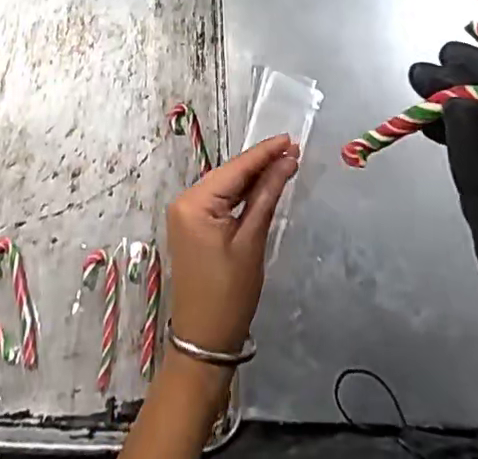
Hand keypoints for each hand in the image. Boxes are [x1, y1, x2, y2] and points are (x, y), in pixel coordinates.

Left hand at [165, 135, 300, 353]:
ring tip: (284, 163)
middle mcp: (184, 201)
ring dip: (253, 177)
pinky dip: (242, 194)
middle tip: (292, 150)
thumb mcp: (251, 241)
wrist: (205, 338)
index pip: (235, 169)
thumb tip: (286, 162)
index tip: (289, 138)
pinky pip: (220, 200)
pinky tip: (263, 186)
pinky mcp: (192, 225)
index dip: (263, 153)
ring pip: (225, 186)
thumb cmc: (230, 292)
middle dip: (260, 163)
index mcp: (194, 202)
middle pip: (228, 174)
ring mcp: (185, 213)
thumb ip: (266, 196)